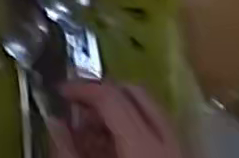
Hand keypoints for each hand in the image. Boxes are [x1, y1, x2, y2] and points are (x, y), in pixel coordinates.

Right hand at [47, 82, 184, 157]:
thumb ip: (68, 150)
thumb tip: (53, 121)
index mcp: (144, 144)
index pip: (110, 95)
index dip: (81, 88)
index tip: (59, 92)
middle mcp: (170, 141)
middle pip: (134, 93)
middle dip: (102, 94)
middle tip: (78, 108)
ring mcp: (182, 150)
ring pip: (149, 111)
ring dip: (118, 113)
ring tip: (92, 134)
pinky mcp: (185, 157)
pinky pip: (160, 132)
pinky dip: (135, 131)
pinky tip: (114, 148)